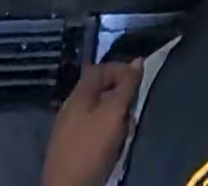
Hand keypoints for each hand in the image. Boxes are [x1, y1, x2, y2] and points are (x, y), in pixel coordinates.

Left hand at [42, 59, 143, 185]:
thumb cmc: (92, 146)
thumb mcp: (115, 111)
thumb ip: (127, 85)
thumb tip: (138, 60)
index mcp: (78, 95)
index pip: (100, 68)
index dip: (121, 68)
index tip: (138, 79)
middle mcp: (71, 108)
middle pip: (100, 89)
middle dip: (121, 94)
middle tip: (134, 105)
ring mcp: (69, 130)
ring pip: (99, 110)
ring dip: (116, 114)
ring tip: (127, 126)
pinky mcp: (72, 148)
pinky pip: (94, 128)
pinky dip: (108, 129)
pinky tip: (115, 141)